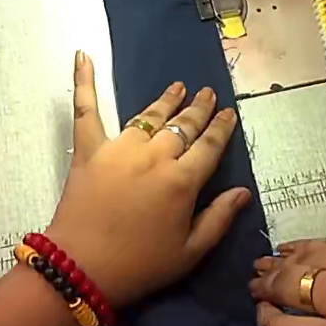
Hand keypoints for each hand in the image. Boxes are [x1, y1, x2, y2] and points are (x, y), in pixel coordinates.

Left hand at [45, 52, 248, 308]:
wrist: (81, 269)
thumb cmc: (140, 265)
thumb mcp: (190, 252)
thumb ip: (219, 218)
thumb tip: (243, 191)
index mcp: (182, 181)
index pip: (209, 146)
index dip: (221, 128)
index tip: (229, 113)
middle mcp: (155, 156)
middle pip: (182, 126)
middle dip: (198, 109)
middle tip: (207, 94)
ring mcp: (120, 148)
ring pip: (149, 115)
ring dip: (166, 100)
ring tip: (177, 86)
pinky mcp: (89, 149)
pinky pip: (86, 110)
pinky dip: (83, 82)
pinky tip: (83, 56)